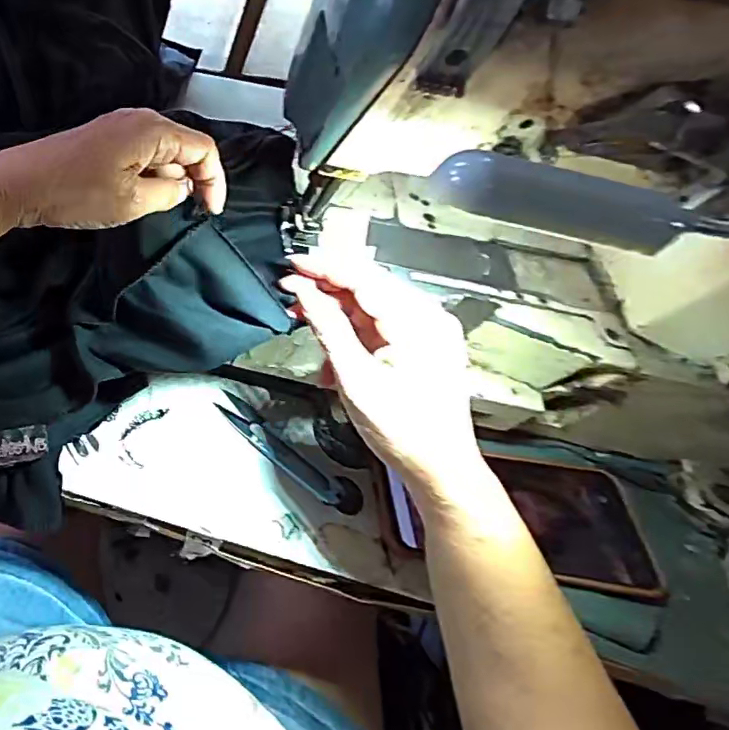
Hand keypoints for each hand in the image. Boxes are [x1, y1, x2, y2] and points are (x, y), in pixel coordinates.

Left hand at [0, 109, 225, 229]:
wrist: (18, 183)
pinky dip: (144, 174)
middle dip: (190, 179)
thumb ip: (168, 194)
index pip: (203, 148)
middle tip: (186, 211)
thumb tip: (183, 187)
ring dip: (165, 179)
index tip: (211, 211)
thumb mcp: (131, 202)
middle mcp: (137, 120)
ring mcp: (116, 127)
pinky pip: (137, 153)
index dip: (214, 180)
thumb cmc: (74, 192)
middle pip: (183, 147)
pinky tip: (131, 196)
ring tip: (153, 207)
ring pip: (159, 152)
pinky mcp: (99, 138)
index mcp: (152, 130)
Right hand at [278, 254, 490, 506]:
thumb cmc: (409, 431)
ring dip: (332, 307)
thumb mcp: (354, 376)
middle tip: (291, 285)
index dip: (324, 268)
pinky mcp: (416, 344)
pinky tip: (327, 336)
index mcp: (419, 323)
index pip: (363, 278)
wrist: (437, 466)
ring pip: (368, 303)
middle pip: (366, 286)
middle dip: (324, 285)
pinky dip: (347, 325)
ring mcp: (424, 332)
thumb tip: (305, 293)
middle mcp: (427, 320)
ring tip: (302, 311)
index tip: (295, 263)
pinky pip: (374, 321)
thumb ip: (327, 327)